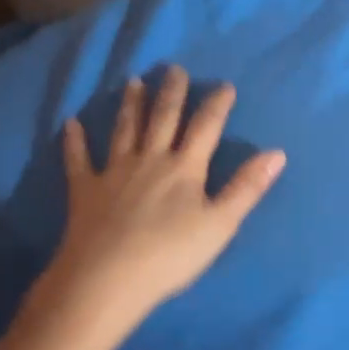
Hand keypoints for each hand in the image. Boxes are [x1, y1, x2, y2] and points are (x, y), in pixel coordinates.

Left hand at [40, 68, 284, 328]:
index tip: (224, 85)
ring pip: (125, 130)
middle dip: (171, 93)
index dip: (216, 105)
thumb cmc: (169, 256)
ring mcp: (114, 173)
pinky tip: (71, 123)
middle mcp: (151, 160)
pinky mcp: (84, 191)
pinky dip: (75, 140)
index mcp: (185, 168)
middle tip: (173, 68)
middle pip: (163, 119)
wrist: (104, 281)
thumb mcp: (220, 224)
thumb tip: (277, 152)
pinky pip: (79, 160)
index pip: (205, 127)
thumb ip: (247, 187)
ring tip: (133, 82)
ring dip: (131, 105)